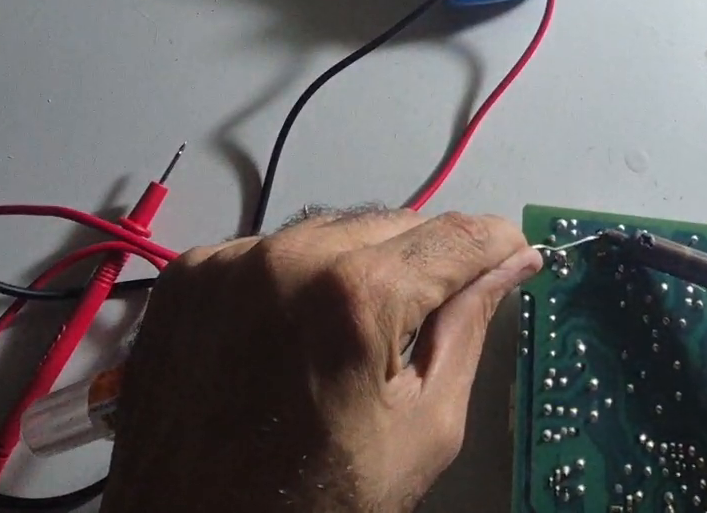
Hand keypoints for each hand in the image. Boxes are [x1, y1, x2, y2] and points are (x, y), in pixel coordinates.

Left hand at [103, 208, 541, 512]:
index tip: (514, 250)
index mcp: (355, 295)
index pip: (453, 237)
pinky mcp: (191, 270)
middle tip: (428, 310)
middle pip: (395, 222)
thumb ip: (468, 329)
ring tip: (353, 325)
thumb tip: (512, 263)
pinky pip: (273, 248)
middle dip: (426, 258)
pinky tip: (293, 325)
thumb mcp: (422, 429)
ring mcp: (233, 257)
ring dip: (361, 260)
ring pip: (333, 228)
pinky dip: (299, 274)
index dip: (494, 241)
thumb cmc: (321, 501)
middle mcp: (291, 253)